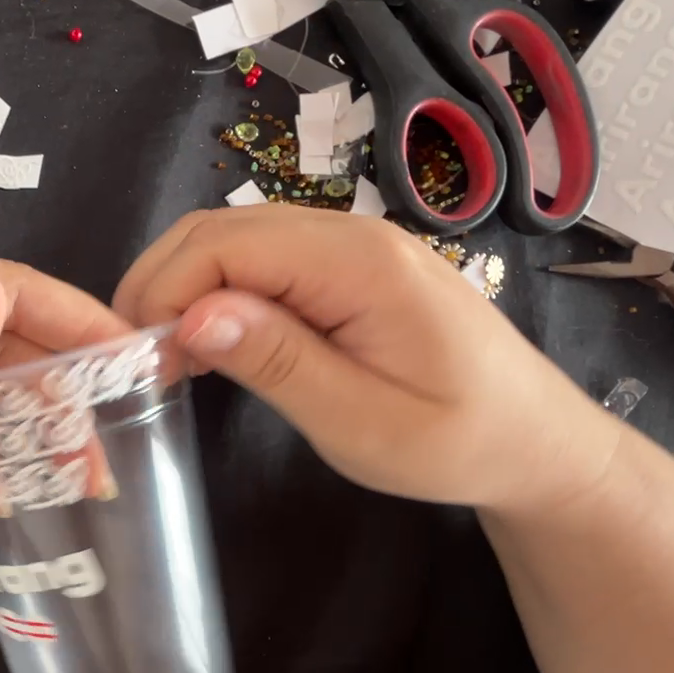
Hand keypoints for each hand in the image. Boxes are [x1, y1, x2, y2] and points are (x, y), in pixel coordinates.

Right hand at [112, 205, 620, 512]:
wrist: (537, 442)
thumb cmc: (457, 443)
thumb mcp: (362, 421)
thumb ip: (278, 362)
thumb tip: (191, 318)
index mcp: (356, 263)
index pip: (224, 246)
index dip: (164, 294)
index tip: (140, 362)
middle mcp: (346, 234)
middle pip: (215, 229)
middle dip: (158, 285)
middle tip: (137, 359)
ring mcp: (344, 245)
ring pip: (226, 238)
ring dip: (179, 287)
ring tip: (164, 355)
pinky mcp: (339, 267)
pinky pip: (253, 259)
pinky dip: (209, 292)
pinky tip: (204, 340)